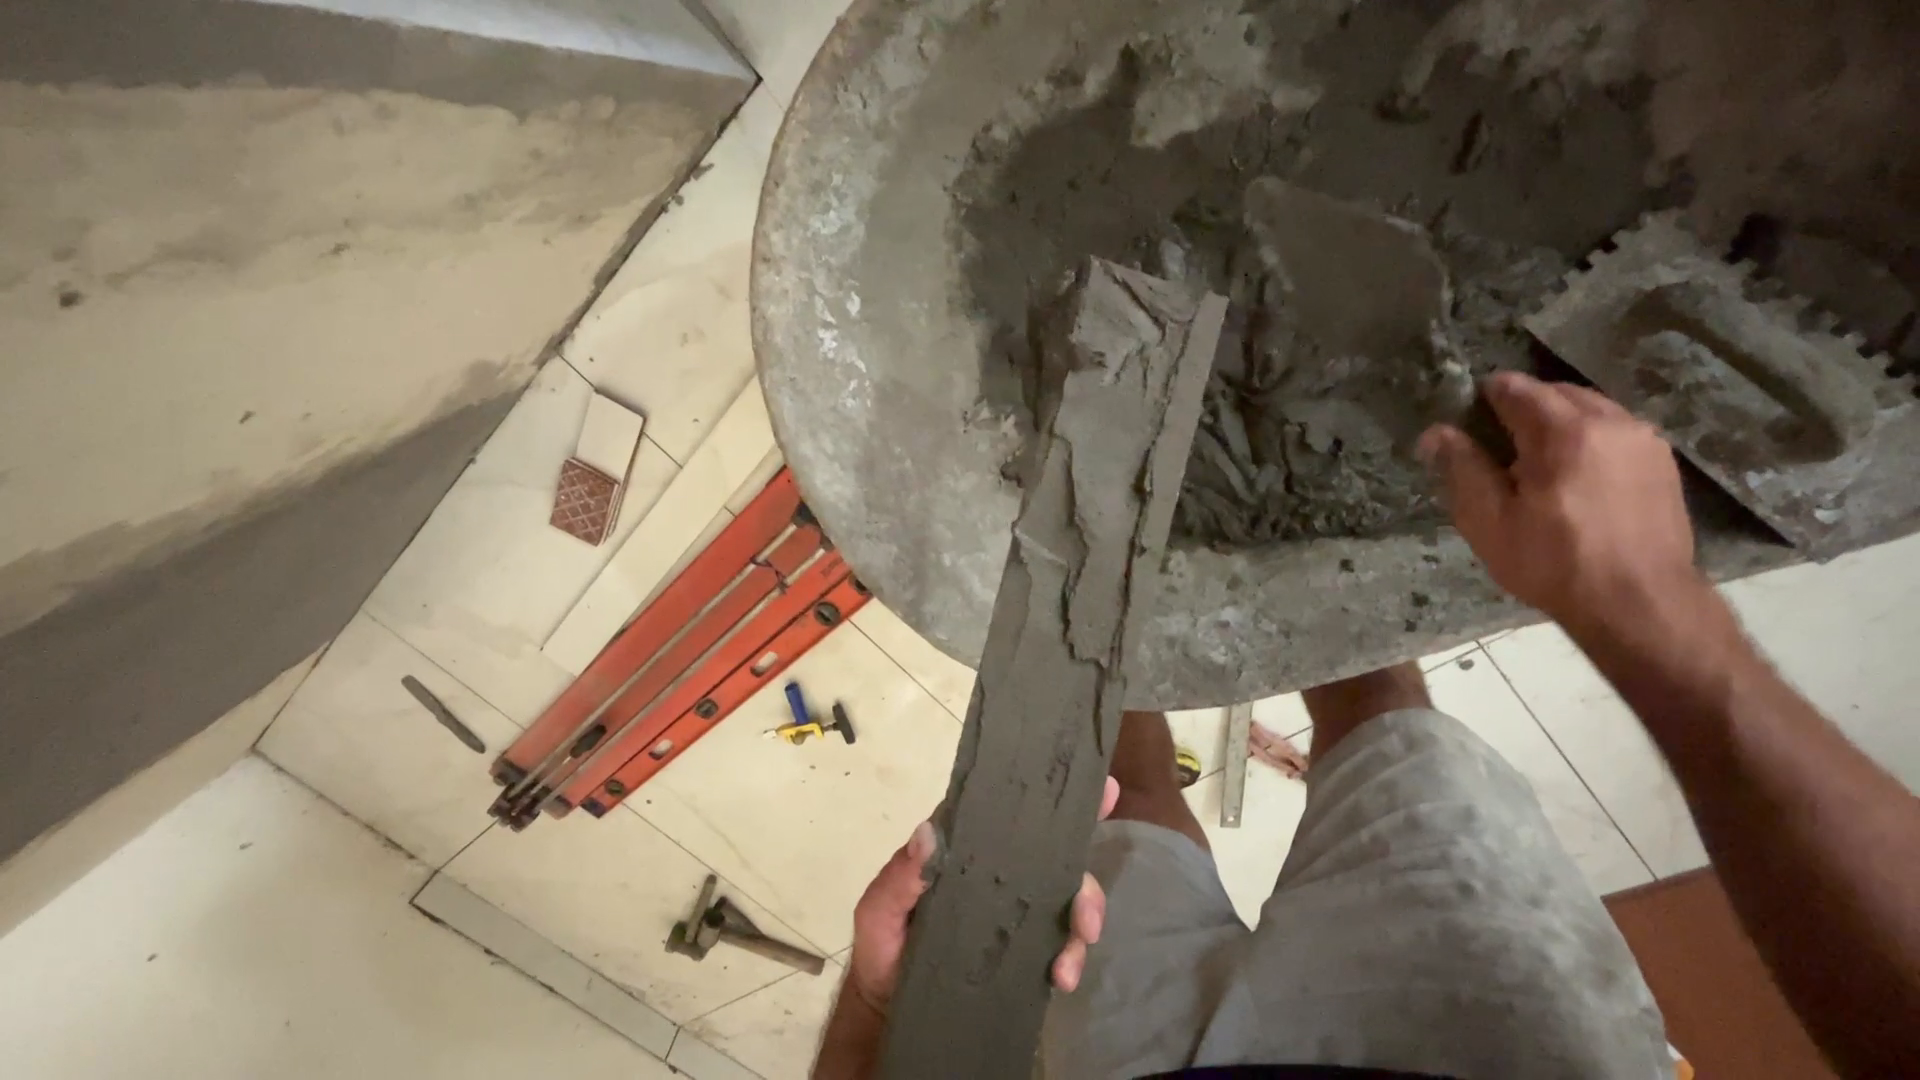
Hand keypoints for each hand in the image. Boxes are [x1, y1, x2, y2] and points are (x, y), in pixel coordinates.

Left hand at [846, 777, 1120, 1015]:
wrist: (889, 1013)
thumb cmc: (883, 946)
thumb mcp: (880, 909)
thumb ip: (902, 876)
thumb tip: (928, 831)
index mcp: (968, 848)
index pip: (1011, 811)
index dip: (1055, 800)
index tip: (1103, 791)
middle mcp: (1000, 871)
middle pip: (1056, 856)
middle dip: (1084, 878)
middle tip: (1087, 913)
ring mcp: (1017, 909)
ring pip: (1068, 898)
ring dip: (1083, 921)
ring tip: (1069, 962)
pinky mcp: (1027, 949)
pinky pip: (1063, 944)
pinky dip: (1072, 957)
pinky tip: (1062, 978)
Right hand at [1418, 372, 1700, 631]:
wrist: (1639, 603)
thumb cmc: (1553, 562)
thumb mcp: (1488, 521)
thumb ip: (1462, 468)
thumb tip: (1436, 432)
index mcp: (1564, 432)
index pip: (1515, 388)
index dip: (1483, 397)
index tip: (1464, 419)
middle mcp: (1612, 422)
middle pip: (1557, 392)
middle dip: (1522, 406)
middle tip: (1494, 443)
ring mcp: (1644, 441)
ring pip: (1590, 409)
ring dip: (1557, 421)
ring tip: (1533, 460)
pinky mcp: (1662, 463)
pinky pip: (1615, 431)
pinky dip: (1587, 438)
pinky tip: (1572, 475)